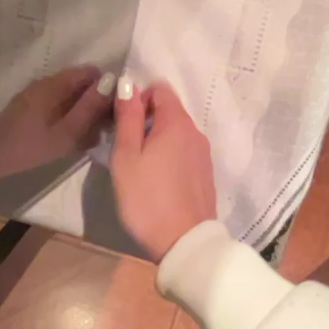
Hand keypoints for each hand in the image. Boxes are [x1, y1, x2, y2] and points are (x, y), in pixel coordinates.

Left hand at [0, 66, 111, 185]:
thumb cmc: (30, 152)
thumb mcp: (67, 134)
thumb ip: (90, 108)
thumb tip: (113, 83)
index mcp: (53, 85)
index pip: (89, 72)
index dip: (107, 87)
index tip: (120, 109)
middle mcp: (43, 85)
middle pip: (79, 83)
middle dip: (96, 101)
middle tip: (108, 127)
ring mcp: (33, 98)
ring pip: (68, 97)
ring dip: (83, 112)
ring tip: (93, 135)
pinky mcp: (27, 111)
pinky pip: (56, 107)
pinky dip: (69, 118)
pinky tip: (73, 137)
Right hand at [111, 81, 216, 259]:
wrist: (184, 243)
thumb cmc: (147, 198)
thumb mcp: (127, 156)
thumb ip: (128, 118)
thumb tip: (129, 85)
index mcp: (177, 123)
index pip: (161, 89)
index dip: (139, 98)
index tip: (123, 122)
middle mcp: (196, 133)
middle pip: (170, 111)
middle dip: (147, 121)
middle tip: (126, 148)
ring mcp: (204, 155)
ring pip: (178, 134)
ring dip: (158, 141)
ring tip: (140, 167)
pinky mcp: (206, 175)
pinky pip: (185, 153)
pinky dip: (170, 157)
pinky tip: (158, 180)